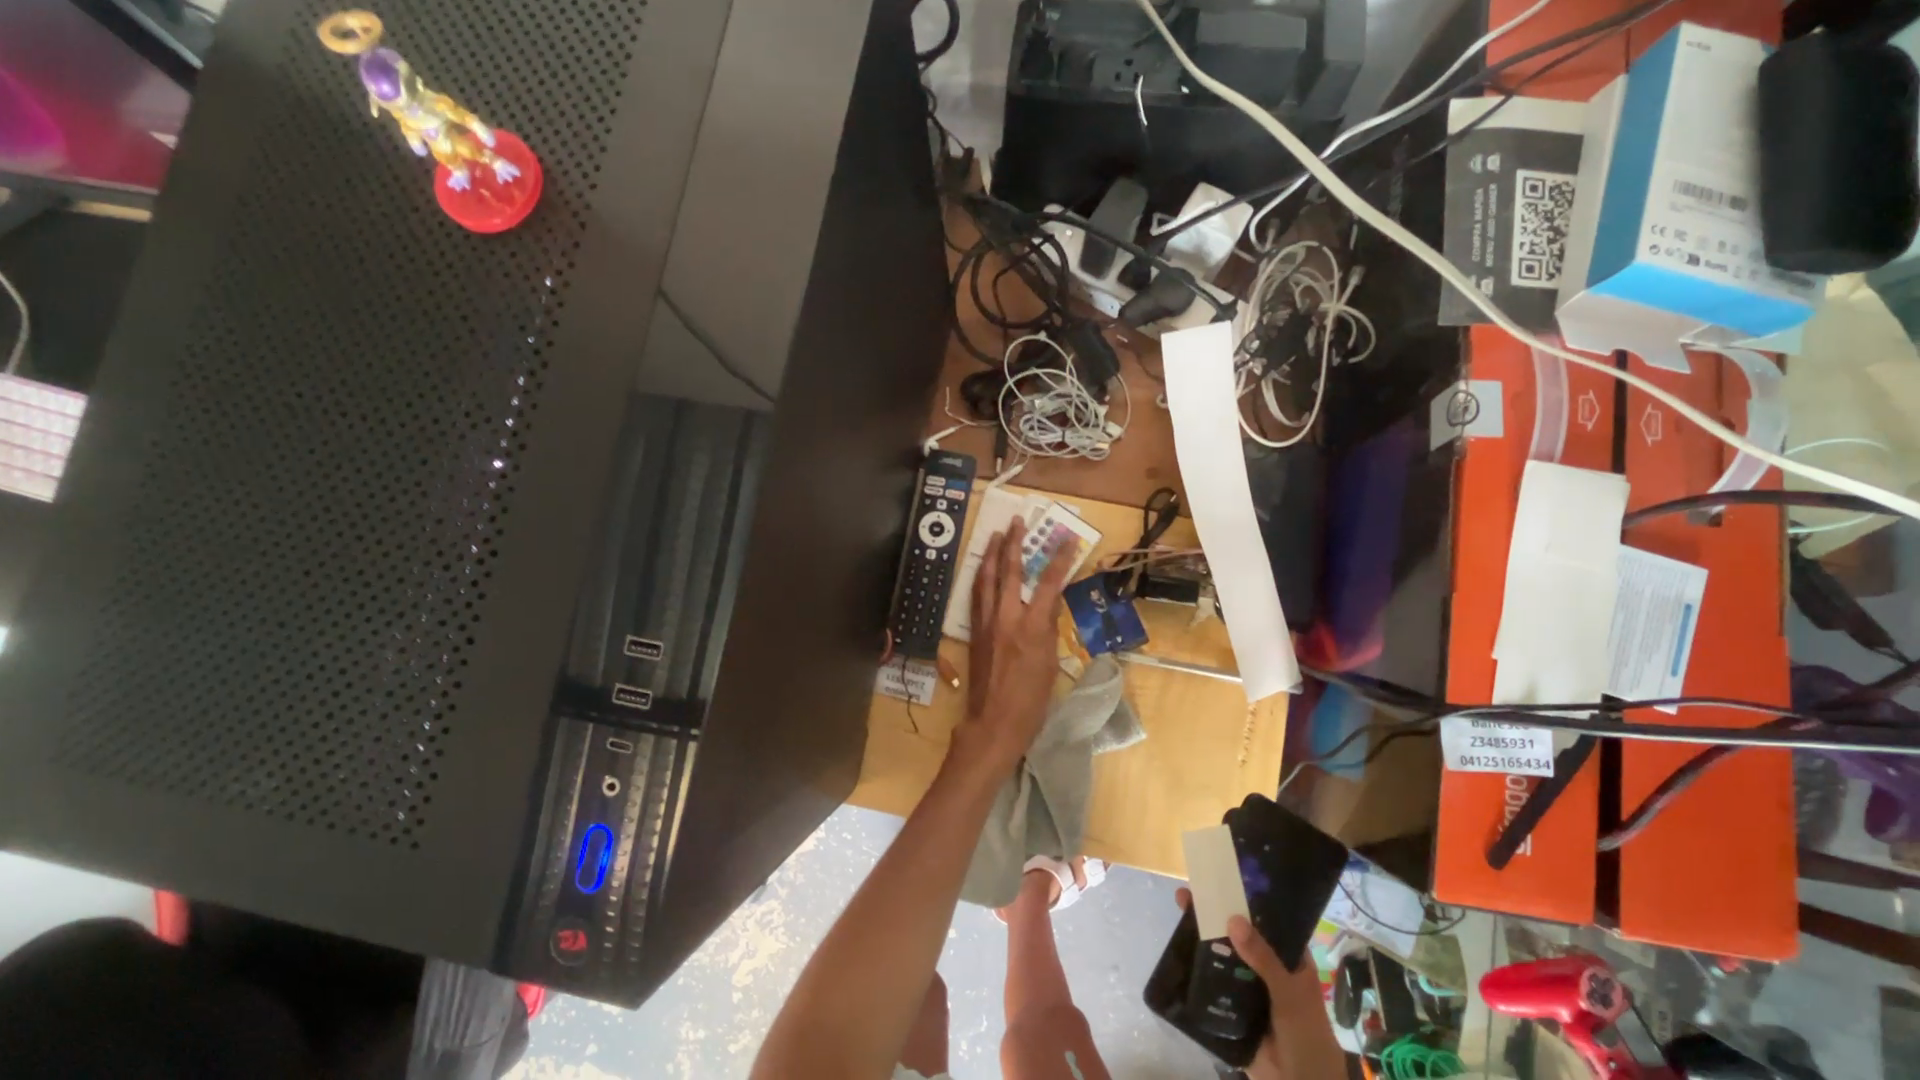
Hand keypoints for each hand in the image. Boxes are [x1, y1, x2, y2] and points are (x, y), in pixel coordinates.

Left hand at [956, 519, 1071, 770]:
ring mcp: (986, 624)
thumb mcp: (1051, 663)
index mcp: (1032, 628)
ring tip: (996, 535)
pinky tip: (983, 570)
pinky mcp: (974, 632)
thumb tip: (1049, 606)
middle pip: (1009, 571)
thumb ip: (1049, 630)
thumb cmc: (1031, 702)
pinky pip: (976, 595)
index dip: (1060, 558)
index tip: (1067, 538)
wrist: (994, 723)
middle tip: (1018, 522)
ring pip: (986, 579)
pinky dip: (981, 577)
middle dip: (1015, 544)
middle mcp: (1006, 618)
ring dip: (992, 554)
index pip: (1049, 583)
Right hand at [1175, 889, 1344, 1079]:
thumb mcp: (1290, 994)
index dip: (1245, 901)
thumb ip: (1264, 959)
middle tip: (1188, 895)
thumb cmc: (1307, 1036)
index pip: (1266, 922)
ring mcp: (1246, 989)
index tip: (1221, 880)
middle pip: (1238, 938)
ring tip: (1178, 919)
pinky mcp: (1229, 1009)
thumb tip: (1233, 919)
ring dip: (1202, 943)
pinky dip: (1195, 974)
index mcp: (1288, 959)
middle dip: (1215, 917)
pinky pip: (1210, 986)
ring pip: (1222, 960)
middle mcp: (1266, 968)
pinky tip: (1175, 956)